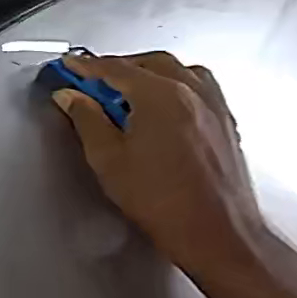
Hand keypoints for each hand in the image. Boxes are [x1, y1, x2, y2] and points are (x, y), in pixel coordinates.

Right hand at [51, 52, 267, 279]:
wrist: (216, 234)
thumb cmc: (165, 201)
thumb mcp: (106, 156)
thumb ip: (85, 118)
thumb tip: (71, 98)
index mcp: (161, 96)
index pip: (114, 68)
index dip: (85, 66)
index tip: (69, 66)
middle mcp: (193, 96)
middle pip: (150, 63)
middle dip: (117, 66)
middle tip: (90, 78)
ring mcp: (215, 110)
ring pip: (179, 71)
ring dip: (149, 72)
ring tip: (125, 88)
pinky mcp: (226, 126)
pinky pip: (200, 89)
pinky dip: (174, 85)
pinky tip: (160, 105)